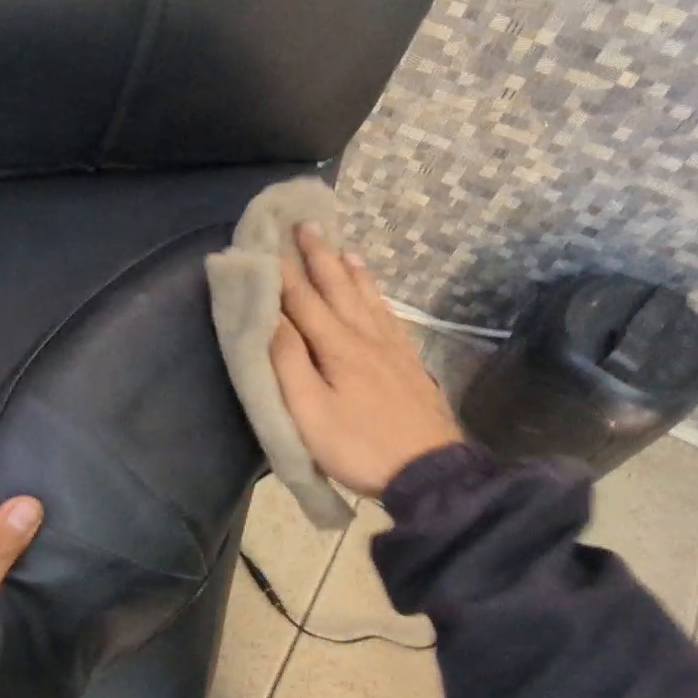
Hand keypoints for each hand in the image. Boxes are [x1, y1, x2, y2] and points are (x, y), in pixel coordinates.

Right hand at [271, 224, 463, 496]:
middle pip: (338, 289)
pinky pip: (389, 318)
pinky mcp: (409, 365)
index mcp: (337, 347)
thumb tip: (270, 318)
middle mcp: (365, 337)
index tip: (266, 240)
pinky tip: (375, 295)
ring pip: (367, 299)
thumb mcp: (309, 411)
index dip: (282, 271)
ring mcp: (392, 350)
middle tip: (307, 224)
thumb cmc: (357, 445)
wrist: (430, 473)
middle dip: (319, 257)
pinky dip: (377, 297)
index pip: (302, 300)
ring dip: (350, 272)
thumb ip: (288, 362)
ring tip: (342, 249)